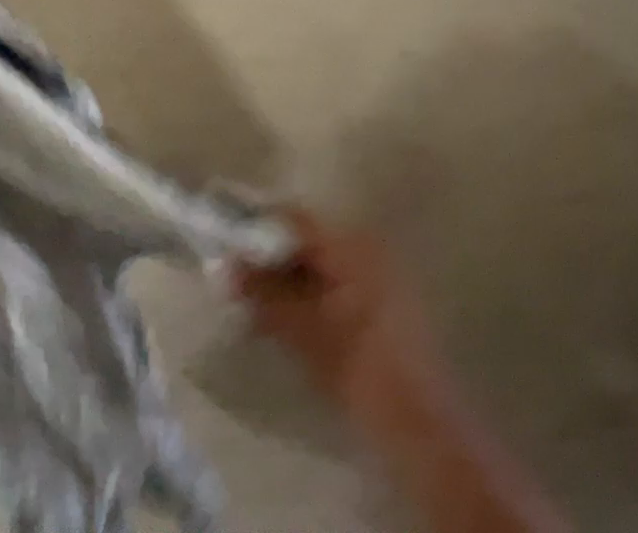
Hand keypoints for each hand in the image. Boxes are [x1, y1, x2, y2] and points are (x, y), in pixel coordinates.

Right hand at [234, 209, 436, 403]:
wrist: (411, 419)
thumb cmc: (352, 363)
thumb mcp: (297, 325)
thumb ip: (260, 290)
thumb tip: (228, 266)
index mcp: (351, 245)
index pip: (293, 219)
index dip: (255, 227)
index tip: (226, 244)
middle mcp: (369, 250)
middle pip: (307, 239)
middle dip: (269, 254)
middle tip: (235, 274)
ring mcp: (379, 277)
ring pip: (319, 264)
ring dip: (286, 276)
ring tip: (253, 298)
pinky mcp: (382, 305)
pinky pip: (334, 283)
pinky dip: (306, 293)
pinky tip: (284, 315)